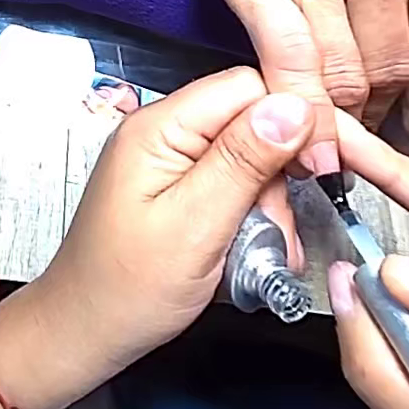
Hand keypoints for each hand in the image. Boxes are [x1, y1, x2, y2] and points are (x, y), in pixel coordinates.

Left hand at [4, 70, 322, 408]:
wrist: (90, 322)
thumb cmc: (128, 282)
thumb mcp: (195, 223)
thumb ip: (243, 161)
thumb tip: (292, 105)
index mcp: (157, 126)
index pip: (243, 86)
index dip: (291, 118)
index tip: (319, 168)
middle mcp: (161, 129)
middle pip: (248, 117)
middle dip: (279, 169)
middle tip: (279, 223)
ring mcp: (168, 154)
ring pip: (247, 151)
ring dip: (269, 198)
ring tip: (262, 245)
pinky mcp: (176, 180)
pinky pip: (231, 177)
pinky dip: (253, 209)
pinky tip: (253, 244)